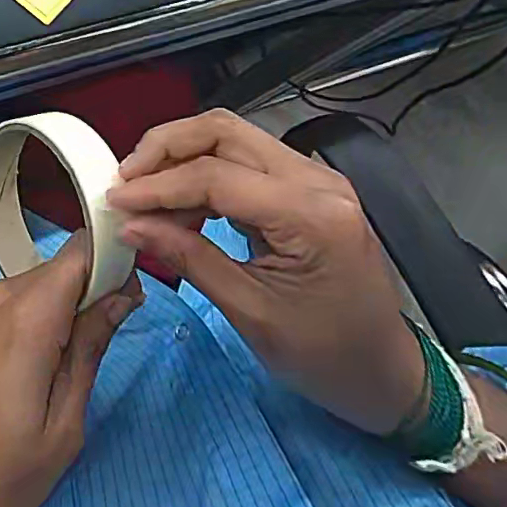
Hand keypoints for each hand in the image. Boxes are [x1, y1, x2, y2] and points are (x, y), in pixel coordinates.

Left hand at [0, 234, 142, 506]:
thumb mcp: (63, 425)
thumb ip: (91, 348)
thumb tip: (120, 296)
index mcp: (22, 317)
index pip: (77, 252)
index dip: (109, 262)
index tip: (128, 294)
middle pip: (53, 272)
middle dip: (82, 295)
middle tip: (95, 343)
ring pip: (26, 286)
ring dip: (49, 310)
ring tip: (47, 369)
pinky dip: (18, 317)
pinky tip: (13, 365)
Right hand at [106, 110, 423, 435]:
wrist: (390, 375)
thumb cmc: (328, 356)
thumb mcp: (251, 313)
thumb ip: (188, 257)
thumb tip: (131, 224)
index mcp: (311, 215)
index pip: (215, 176)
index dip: (157, 185)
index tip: (115, 200)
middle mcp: (315, 179)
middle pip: (221, 131)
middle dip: (163, 148)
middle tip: (125, 179)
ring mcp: (312, 176)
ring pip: (227, 135)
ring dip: (177, 154)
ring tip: (143, 190)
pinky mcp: (301, 183)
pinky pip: (238, 156)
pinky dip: (198, 169)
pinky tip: (176, 199)